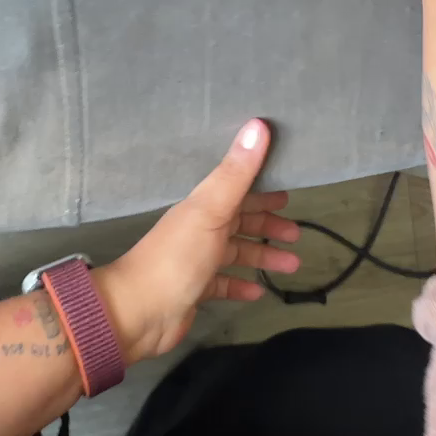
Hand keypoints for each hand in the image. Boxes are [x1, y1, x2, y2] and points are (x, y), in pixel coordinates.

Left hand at [95, 119, 300, 362]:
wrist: (139, 310)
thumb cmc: (177, 257)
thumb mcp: (210, 210)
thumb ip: (236, 172)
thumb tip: (258, 124)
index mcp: (202, 207)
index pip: (237, 192)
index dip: (262, 191)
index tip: (289, 194)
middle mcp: (199, 230)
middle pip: (239, 222)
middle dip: (267, 225)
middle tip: (296, 234)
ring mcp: (196, 261)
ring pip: (236, 253)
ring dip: (263, 256)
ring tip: (292, 264)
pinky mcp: (195, 290)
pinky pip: (224, 283)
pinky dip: (242, 284)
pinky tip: (260, 291)